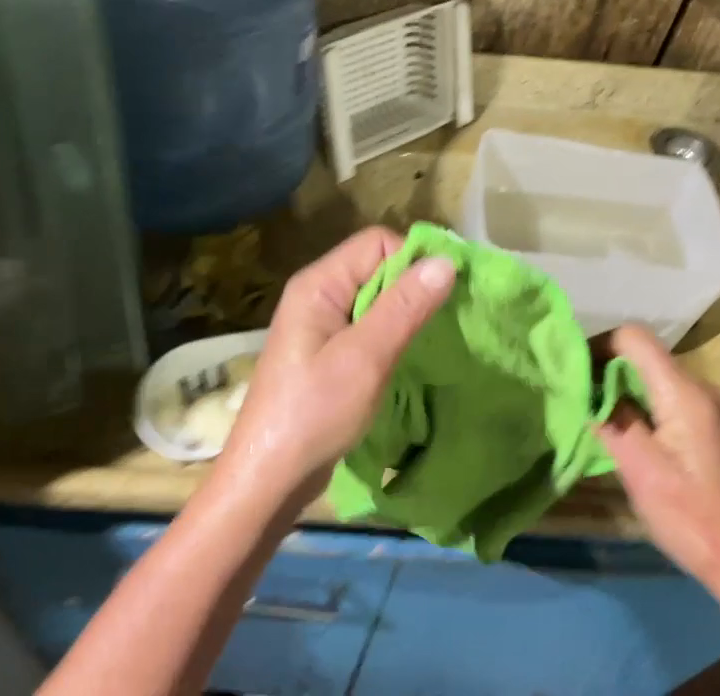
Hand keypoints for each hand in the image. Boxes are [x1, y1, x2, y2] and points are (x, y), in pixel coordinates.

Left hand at [217, 227, 453, 503]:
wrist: (269, 476)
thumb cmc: (314, 412)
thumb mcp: (365, 357)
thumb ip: (404, 307)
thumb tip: (446, 261)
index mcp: (318, 284)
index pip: (376, 243)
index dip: (414, 260)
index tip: (449, 292)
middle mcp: (317, 295)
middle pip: (376, 267)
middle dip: (414, 287)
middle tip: (449, 319)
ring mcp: (319, 326)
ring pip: (374, 300)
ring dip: (405, 315)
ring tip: (436, 340)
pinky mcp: (326, 354)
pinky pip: (366, 328)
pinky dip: (391, 337)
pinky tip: (410, 358)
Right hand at [597, 326, 719, 594]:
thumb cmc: (693, 518)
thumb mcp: (641, 470)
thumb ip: (612, 421)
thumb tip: (587, 391)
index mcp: (684, 393)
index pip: (634, 337)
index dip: (598, 345)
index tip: (573, 372)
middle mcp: (703, 391)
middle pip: (645, 356)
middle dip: (606, 369)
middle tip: (577, 398)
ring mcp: (714, 411)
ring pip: (657, 379)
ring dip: (623, 390)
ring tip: (595, 417)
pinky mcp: (715, 432)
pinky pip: (671, 401)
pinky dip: (644, 407)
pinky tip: (628, 437)